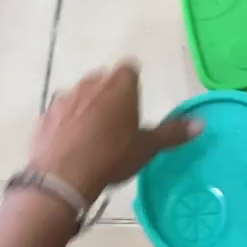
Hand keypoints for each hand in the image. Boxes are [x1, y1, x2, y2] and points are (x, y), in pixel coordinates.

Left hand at [30, 61, 199, 203]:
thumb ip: (173, 132)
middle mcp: (91, 82)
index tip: (133, 106)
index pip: (129, 69)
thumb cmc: (112, 156)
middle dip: (109, 96)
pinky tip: (69, 146)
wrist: (63, 178)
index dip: (132, 85)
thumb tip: (201, 123)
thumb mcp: (147, 147)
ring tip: (91, 138)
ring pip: (80, 97)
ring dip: (86, 109)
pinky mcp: (45, 116)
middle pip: (104, 81)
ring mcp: (65, 97)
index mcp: (120, 83)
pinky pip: (60, 115)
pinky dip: (65, 125)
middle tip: (116, 125)